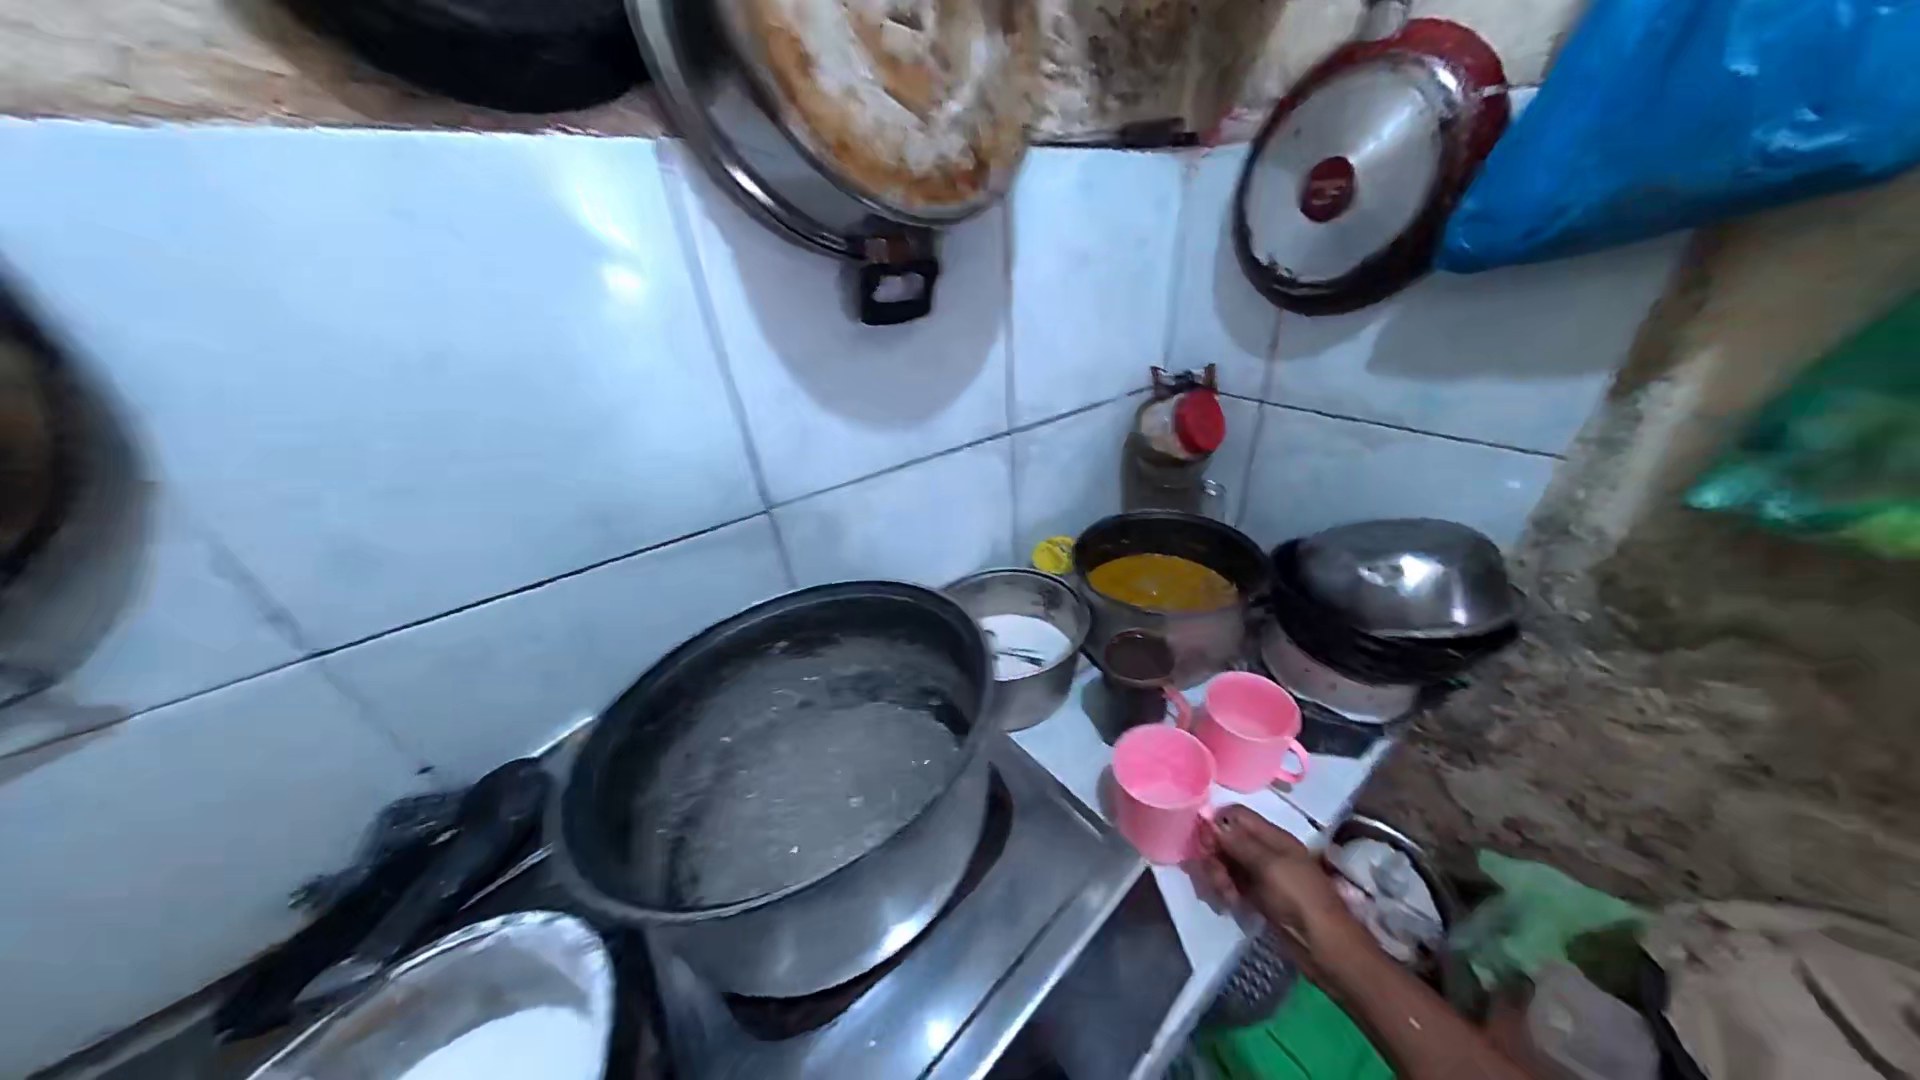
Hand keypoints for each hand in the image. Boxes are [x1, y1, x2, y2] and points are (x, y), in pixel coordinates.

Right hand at [1197, 805, 1367, 969]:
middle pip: (1226, 839)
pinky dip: (1225, 890)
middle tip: (1215, 875)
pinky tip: (1230, 903)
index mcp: (1272, 836)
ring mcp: (1260, 874)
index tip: (1204, 841)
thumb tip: (1209, 819)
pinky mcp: (1256, 896)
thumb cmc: (1300, 899)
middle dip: (1214, 855)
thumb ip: (1238, 842)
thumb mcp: (1269, 865)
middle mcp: (1264, 850)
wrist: (1325, 948)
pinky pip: (1231, 883)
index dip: (1216, 822)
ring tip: (1226, 895)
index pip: (1235, 815)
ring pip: (1225, 863)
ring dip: (1218, 875)